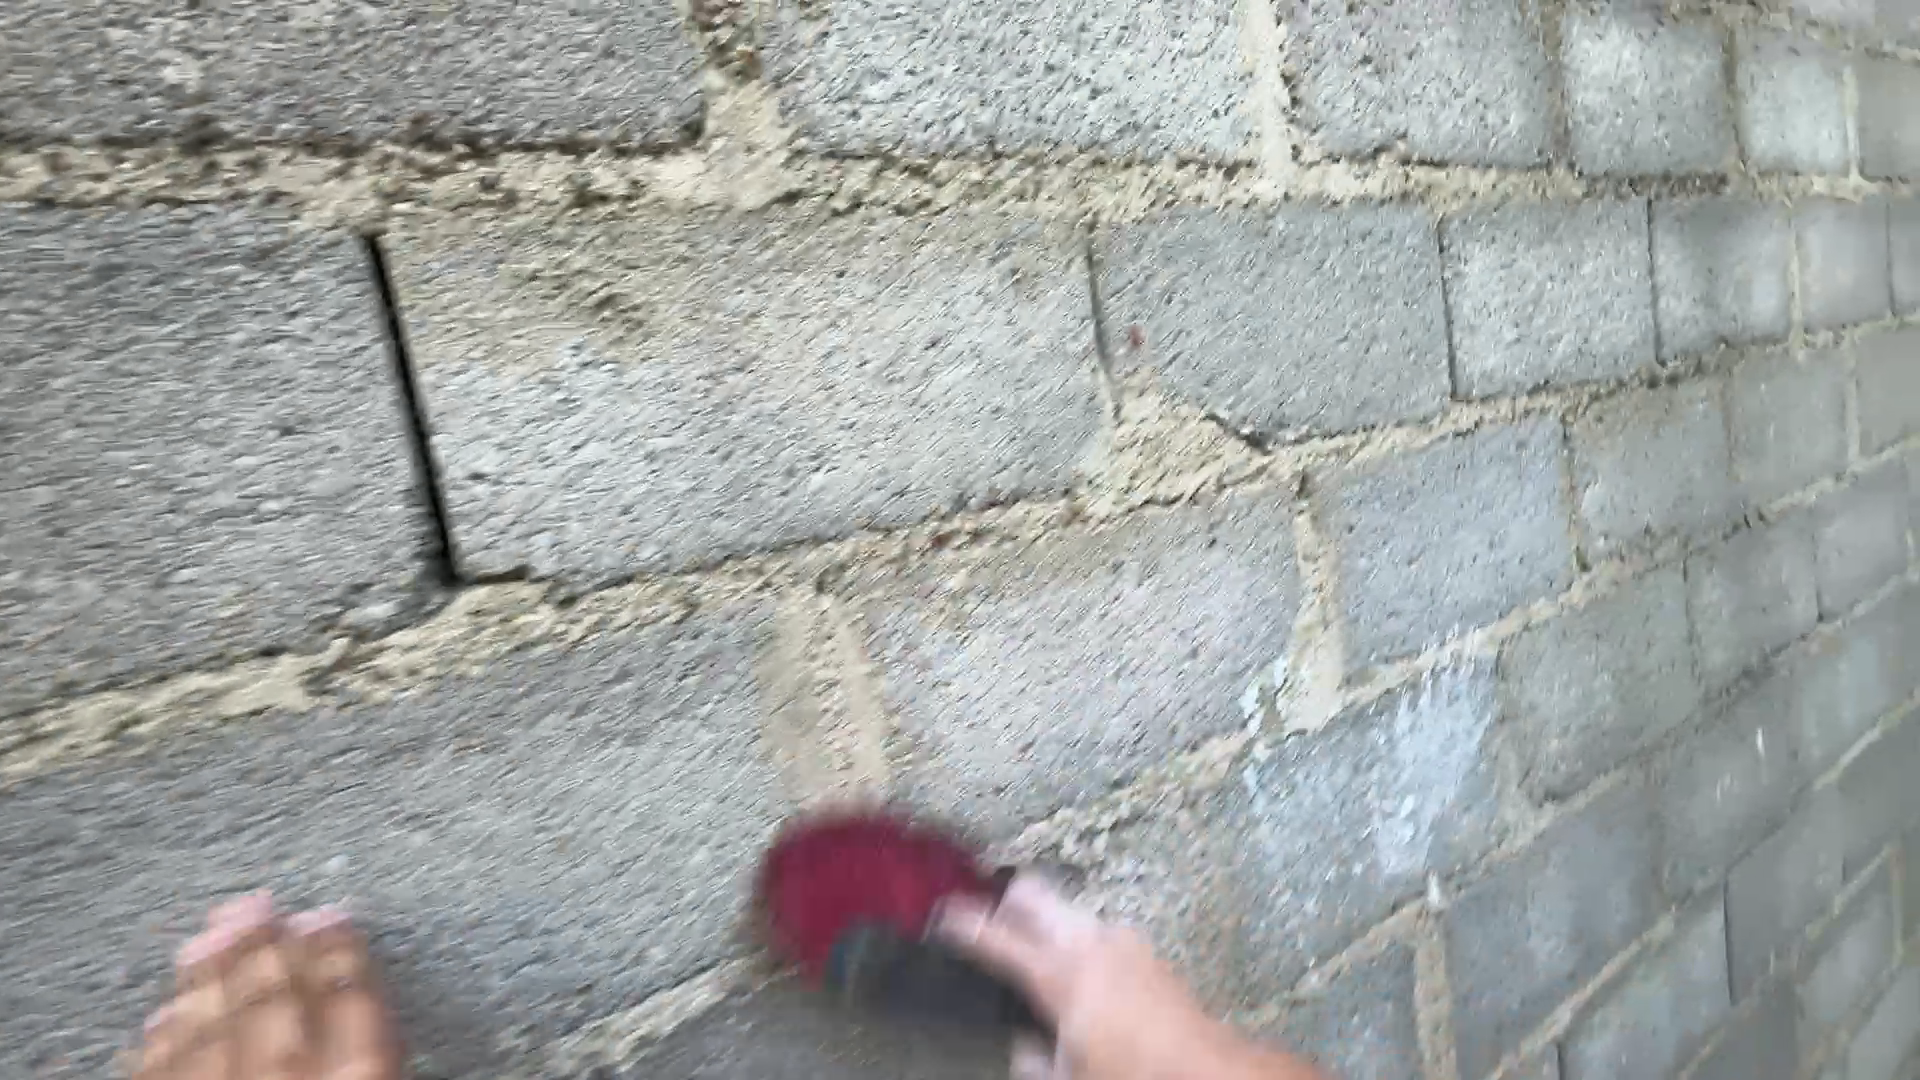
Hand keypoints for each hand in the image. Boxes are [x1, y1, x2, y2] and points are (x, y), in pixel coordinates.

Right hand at [932, 876, 1328, 1079]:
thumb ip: (1035, 1059)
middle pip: (1034, 892)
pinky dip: (1077, 940)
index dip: (964, 922)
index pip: (997, 938)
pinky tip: (1084, 976)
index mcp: (1059, 974)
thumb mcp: (1070, 1079)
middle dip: (1007, 898)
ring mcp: (1117, 936)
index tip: (942, 911)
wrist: (1208, 1070)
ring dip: (1045, 921)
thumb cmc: (1130, 1075)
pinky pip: (1095, 929)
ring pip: (1066, 908)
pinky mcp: (1140, 946)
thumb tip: (1021, 1043)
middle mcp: (1086, 940)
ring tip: (1038, 954)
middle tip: (992, 917)